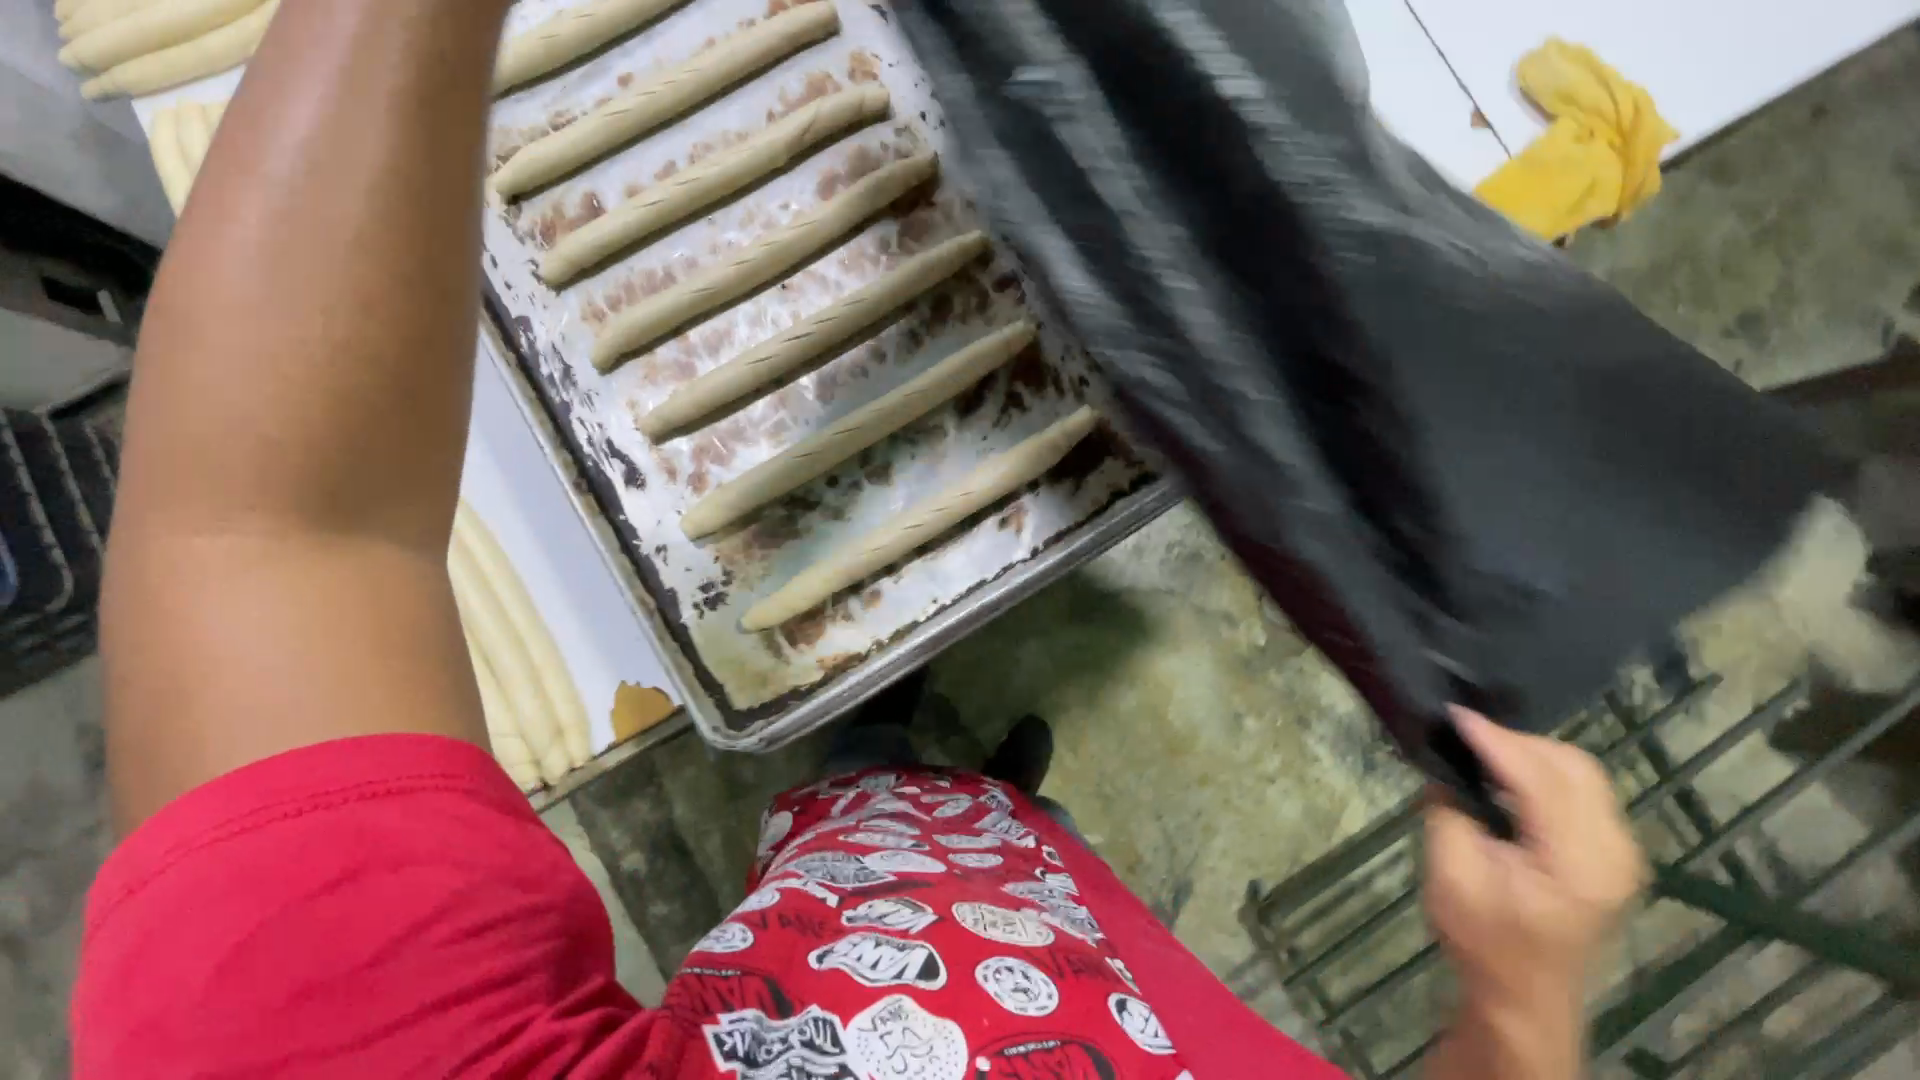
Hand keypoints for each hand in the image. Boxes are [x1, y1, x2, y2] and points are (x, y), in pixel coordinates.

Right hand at [1424, 707, 1644, 1008]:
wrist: (1524, 997)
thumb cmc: (1482, 941)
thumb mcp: (1450, 876)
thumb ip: (1449, 813)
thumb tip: (1448, 767)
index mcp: (1578, 863)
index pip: (1540, 779)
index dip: (1495, 741)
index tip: (1454, 714)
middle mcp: (1614, 852)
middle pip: (1574, 767)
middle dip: (1517, 742)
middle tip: (1465, 737)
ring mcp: (1621, 853)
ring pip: (1582, 774)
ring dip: (1532, 755)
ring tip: (1482, 754)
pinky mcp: (1612, 853)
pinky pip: (1583, 792)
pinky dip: (1543, 774)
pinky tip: (1507, 778)